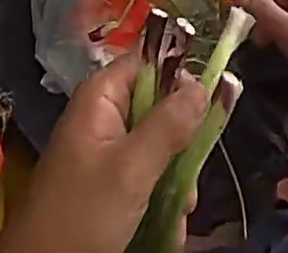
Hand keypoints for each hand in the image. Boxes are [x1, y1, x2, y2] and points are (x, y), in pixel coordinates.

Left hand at [0, 55, 206, 252]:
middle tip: (192, 174)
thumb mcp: (130, 169)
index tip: (207, 104)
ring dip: (176, 177)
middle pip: (159, 107)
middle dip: (181, 142)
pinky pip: (146, 175)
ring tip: (183, 209)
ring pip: (158, 146)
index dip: (180, 77)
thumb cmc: (81, 212)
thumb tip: (202, 85)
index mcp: (102, 96)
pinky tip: (171, 223)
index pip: (149, 63)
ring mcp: (106, 151)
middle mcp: (105, 115)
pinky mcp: (109, 182)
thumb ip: (168, 126)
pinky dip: (161, 196)